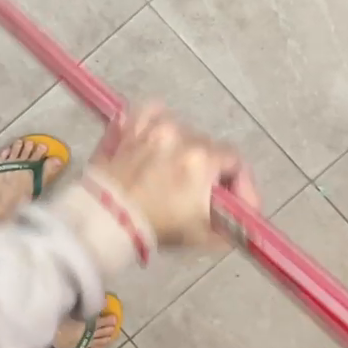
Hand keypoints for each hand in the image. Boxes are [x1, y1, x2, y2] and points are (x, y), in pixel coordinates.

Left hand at [90, 104, 257, 247]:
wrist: (104, 217)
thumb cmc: (155, 226)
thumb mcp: (203, 234)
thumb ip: (232, 225)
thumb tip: (243, 220)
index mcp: (202, 159)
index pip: (235, 161)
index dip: (238, 182)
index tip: (233, 200)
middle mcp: (179, 136)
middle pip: (207, 146)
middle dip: (208, 169)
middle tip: (199, 191)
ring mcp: (150, 128)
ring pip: (180, 130)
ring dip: (182, 147)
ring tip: (172, 170)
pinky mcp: (127, 127)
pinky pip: (149, 113)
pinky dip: (155, 122)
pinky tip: (155, 138)